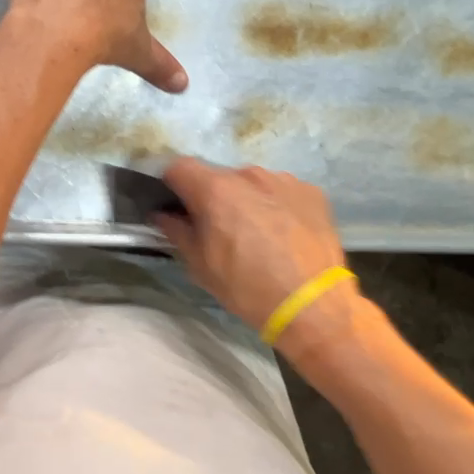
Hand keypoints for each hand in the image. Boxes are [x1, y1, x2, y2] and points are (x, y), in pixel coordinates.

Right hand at [154, 158, 361, 340]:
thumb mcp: (201, 266)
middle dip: (213, 198)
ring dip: (246, 201)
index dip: (172, 185)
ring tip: (257, 235)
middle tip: (219, 231)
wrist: (311, 305)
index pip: (179, 167)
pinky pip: (281, 192)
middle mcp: (249, 175)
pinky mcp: (311, 192)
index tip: (176, 208)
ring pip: (252, 184)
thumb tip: (162, 215)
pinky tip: (283, 235)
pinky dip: (276, 206)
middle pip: (219, 177)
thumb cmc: (246, 288)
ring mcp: (284, 180)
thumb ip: (176, 232)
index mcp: (216, 190)